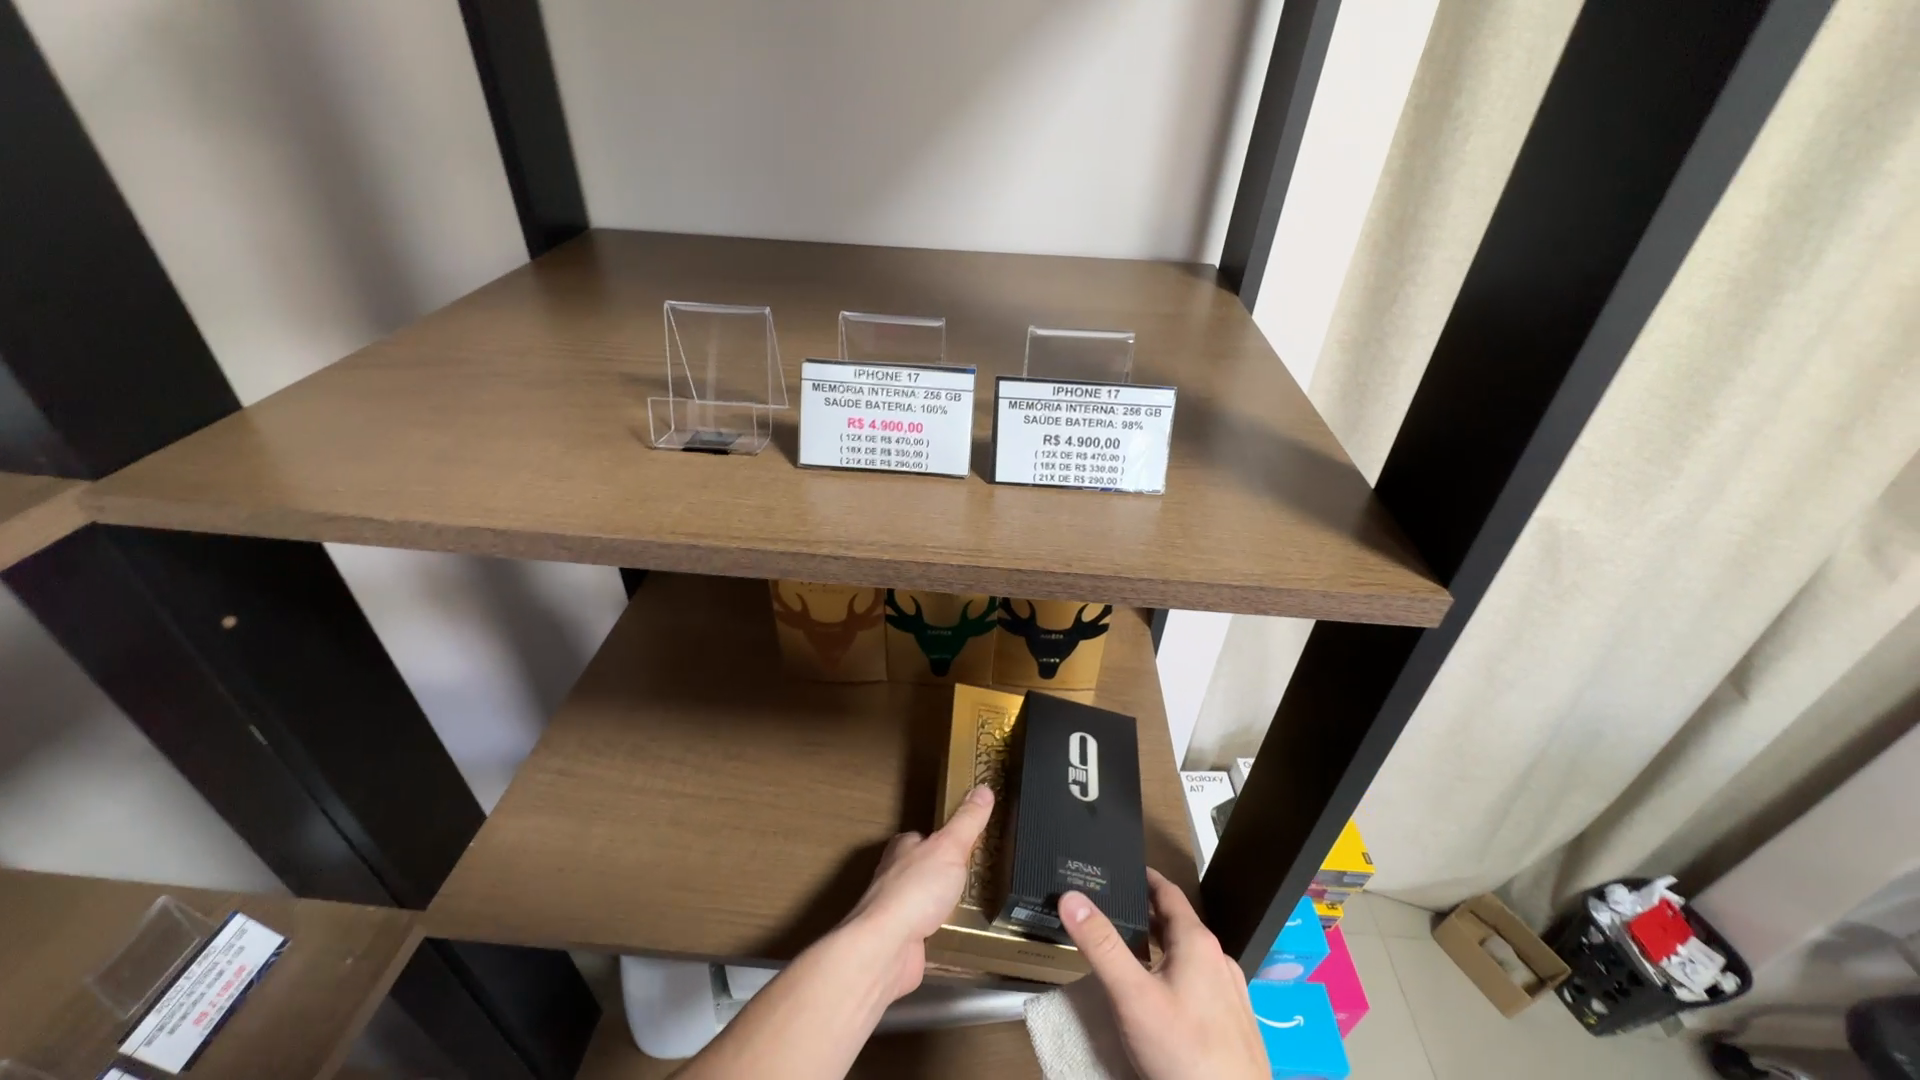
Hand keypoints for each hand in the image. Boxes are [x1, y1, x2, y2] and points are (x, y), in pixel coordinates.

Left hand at [840, 785, 993, 999]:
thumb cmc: (915, 891)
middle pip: (923, 869)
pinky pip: (926, 932)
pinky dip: (940, 932)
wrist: (887, 947)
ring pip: (924, 901)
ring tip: (972, 906)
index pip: (923, 837)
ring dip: (942, 905)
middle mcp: (894, 877)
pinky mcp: (901, 940)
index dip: (943, 839)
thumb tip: (983, 789)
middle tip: (975, 875)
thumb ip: (967, 821)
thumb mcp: (949, 847)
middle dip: (945, 874)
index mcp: (903, 849)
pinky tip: (957, 934)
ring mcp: (896, 910)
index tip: (965, 842)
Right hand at [1060, 868, 1266, 1079]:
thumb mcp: (1132, 996)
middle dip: (1148, 914)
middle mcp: (1220, 960)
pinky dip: (1178, 974)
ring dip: (1164, 946)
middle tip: (1114, 910)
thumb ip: (1102, 945)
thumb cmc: (1182, 1050)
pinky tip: (1164, 998)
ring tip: (1133, 951)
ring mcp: (1232, 994)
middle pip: (1180, 924)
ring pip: (1192, 957)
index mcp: (1198, 943)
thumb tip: (1071, 896)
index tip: (1122, 869)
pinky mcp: (1235, 1024)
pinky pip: (1203, 984)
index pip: (1169, 893)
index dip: (1145, 878)